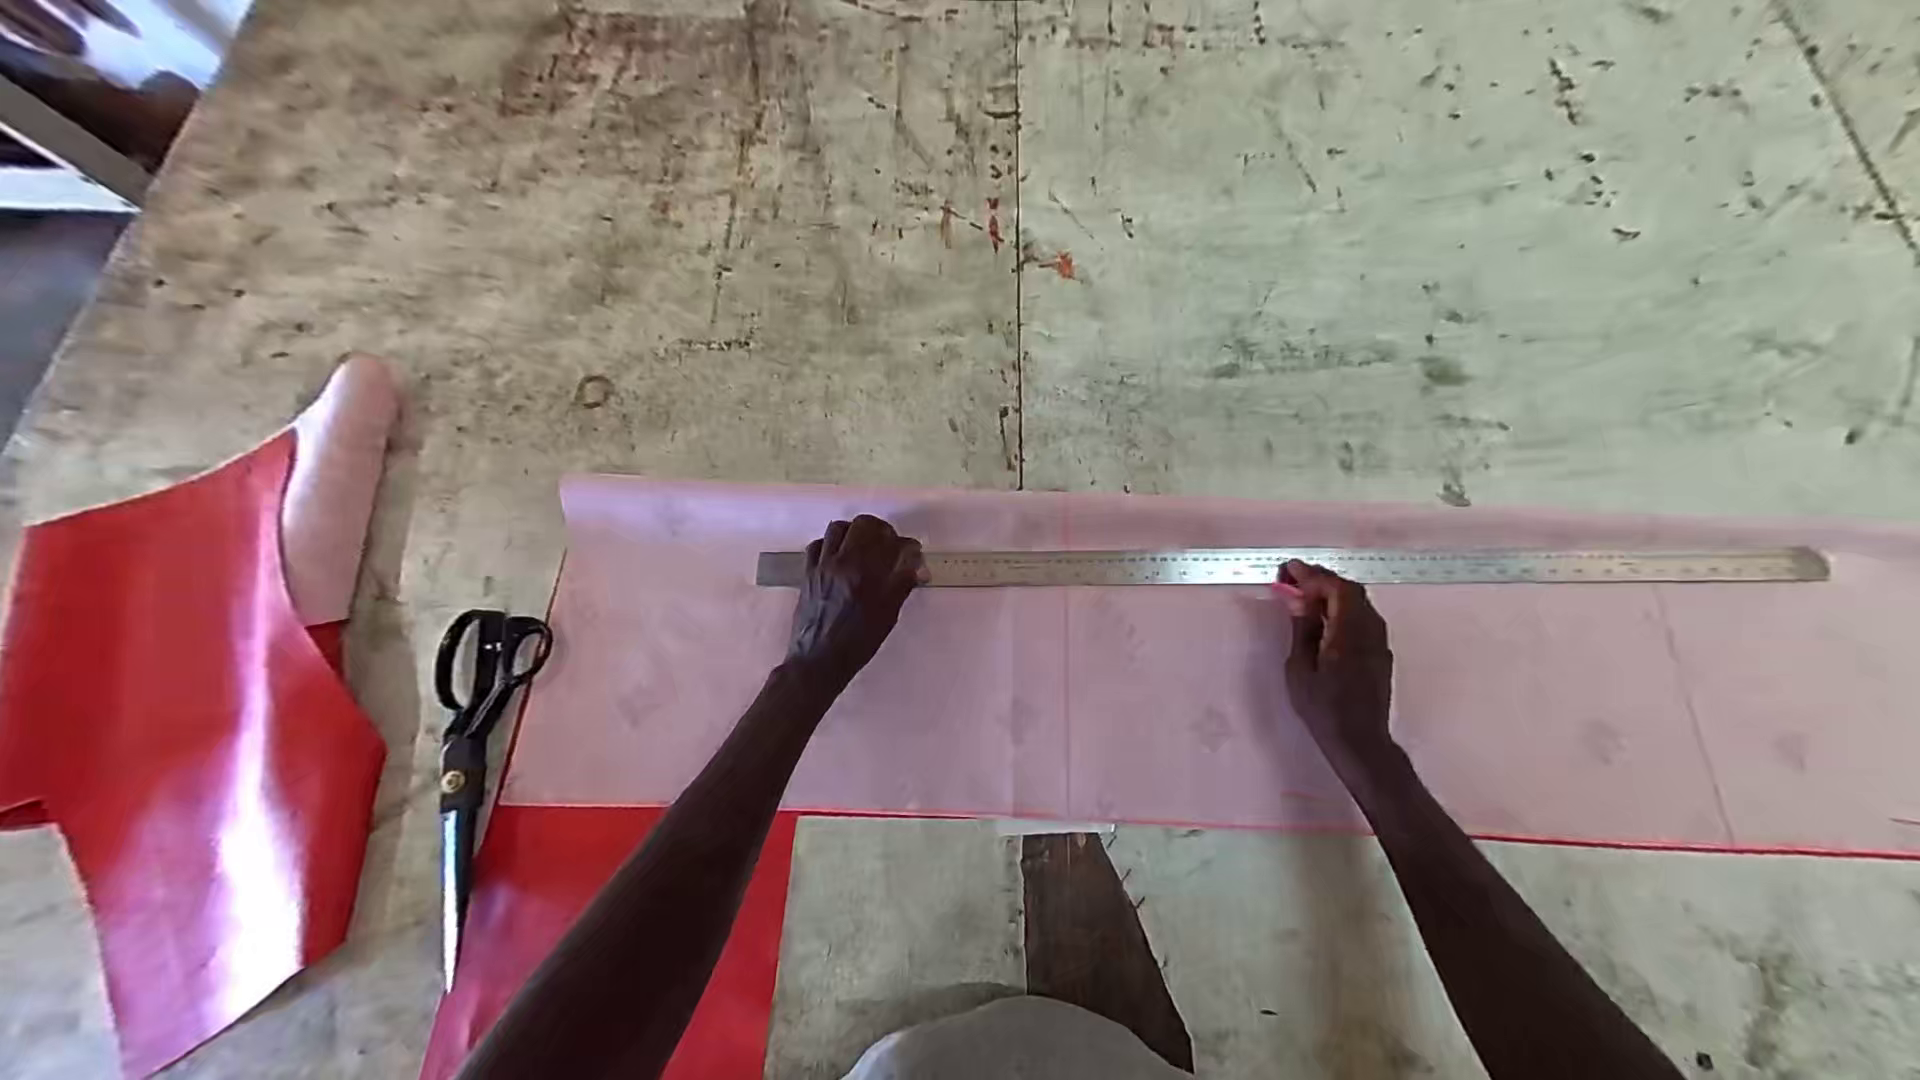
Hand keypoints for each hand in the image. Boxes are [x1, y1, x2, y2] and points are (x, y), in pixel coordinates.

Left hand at [785, 515, 926, 688]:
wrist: (819, 660)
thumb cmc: (857, 642)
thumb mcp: (888, 616)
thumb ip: (902, 586)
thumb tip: (917, 568)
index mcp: (868, 573)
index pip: (893, 543)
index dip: (907, 545)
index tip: (911, 552)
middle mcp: (844, 562)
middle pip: (864, 525)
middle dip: (880, 530)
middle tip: (888, 543)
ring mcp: (823, 565)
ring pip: (838, 528)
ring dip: (854, 531)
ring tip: (863, 545)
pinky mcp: (808, 572)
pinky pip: (818, 544)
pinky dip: (830, 543)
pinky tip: (838, 555)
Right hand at [1279, 560, 1395, 773]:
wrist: (1359, 740)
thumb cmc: (1322, 707)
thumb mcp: (1300, 668)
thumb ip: (1303, 629)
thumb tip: (1298, 600)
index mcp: (1350, 633)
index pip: (1337, 589)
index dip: (1312, 575)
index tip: (1288, 569)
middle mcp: (1371, 632)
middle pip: (1351, 591)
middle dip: (1322, 579)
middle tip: (1293, 577)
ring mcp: (1379, 642)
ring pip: (1359, 603)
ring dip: (1332, 592)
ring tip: (1303, 593)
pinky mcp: (1379, 652)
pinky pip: (1362, 617)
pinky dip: (1340, 607)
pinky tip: (1322, 616)